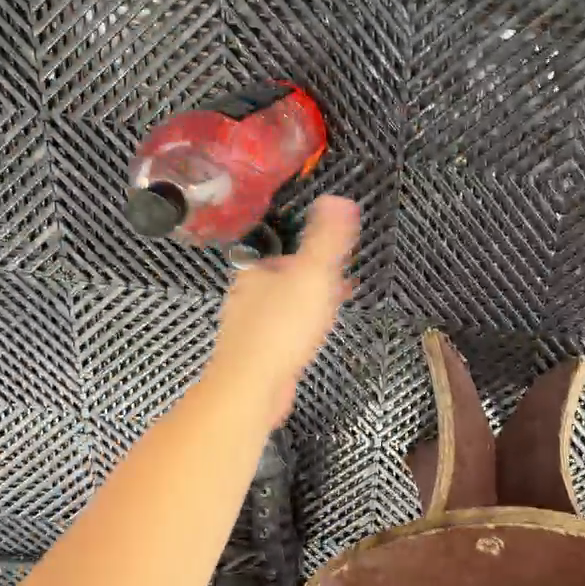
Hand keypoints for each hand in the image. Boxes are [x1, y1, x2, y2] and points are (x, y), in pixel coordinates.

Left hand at [205, 196, 359, 422]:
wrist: (252, 385)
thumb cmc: (281, 330)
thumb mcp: (314, 275)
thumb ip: (327, 238)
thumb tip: (338, 200)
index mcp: (256, 272)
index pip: (289, 257)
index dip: (316, 263)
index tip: (339, 271)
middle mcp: (245, 298)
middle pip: (285, 285)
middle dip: (312, 289)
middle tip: (337, 296)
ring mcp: (246, 329)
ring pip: (281, 313)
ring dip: (305, 314)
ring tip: (326, 321)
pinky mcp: (253, 357)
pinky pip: (279, 339)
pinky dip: (295, 338)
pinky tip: (306, 348)